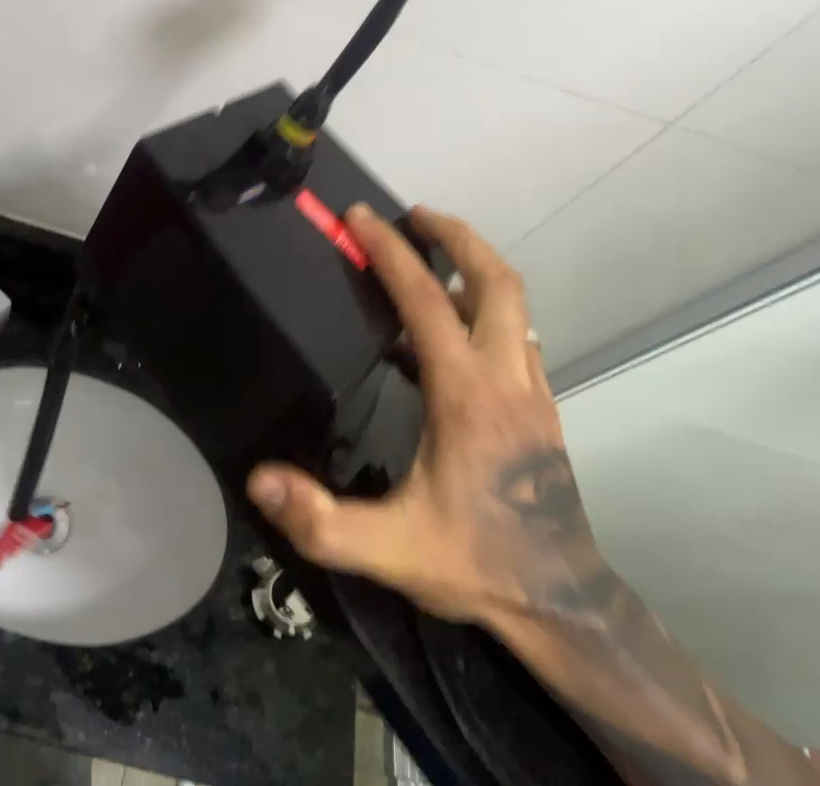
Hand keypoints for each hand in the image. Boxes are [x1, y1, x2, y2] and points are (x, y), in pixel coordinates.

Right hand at [246, 204, 601, 624]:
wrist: (559, 602)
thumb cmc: (475, 564)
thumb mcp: (386, 550)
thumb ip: (319, 520)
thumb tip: (260, 478)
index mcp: (467, 396)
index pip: (427, 304)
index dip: (391, 254)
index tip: (362, 218)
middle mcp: (507, 380)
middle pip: (496, 282)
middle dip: (456, 237)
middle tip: (412, 217)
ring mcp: (532, 394)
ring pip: (515, 307)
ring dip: (474, 270)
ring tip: (427, 262)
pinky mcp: (540, 412)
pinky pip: (515, 339)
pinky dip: (483, 313)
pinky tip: (447, 336)